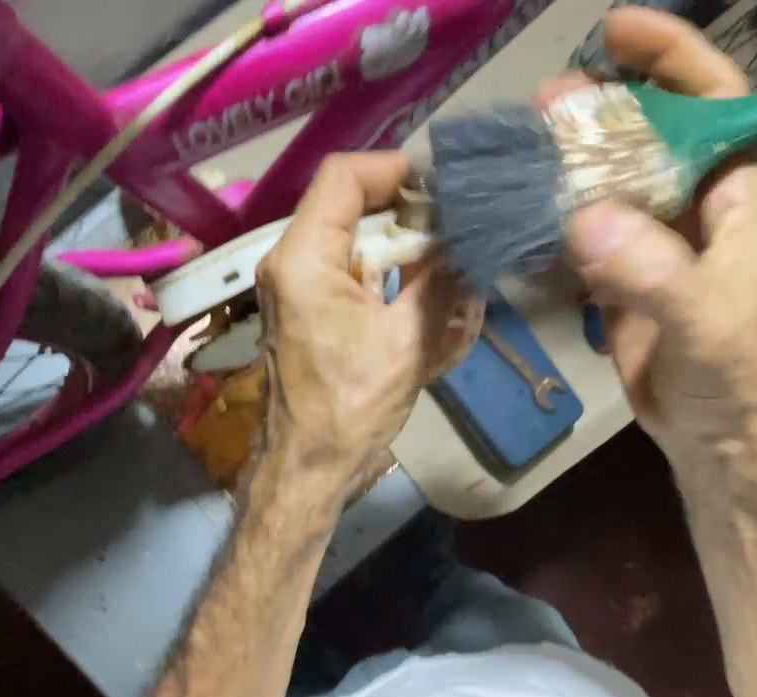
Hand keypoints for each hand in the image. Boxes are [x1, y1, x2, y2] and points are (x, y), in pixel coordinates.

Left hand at [256, 153, 476, 496]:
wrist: (308, 466)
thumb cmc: (352, 407)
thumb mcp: (408, 340)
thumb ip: (440, 280)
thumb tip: (468, 242)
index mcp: (303, 258)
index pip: (343, 176)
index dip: (395, 170)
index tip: (441, 191)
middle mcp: (288, 262)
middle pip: (346, 204)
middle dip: (403, 211)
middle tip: (451, 228)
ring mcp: (292, 288)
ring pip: (349, 238)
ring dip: (396, 245)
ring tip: (442, 260)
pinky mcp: (304, 312)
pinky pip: (345, 271)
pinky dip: (381, 273)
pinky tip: (417, 291)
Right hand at [550, 9, 756, 456]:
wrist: (710, 433)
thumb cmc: (730, 374)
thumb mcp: (703, 320)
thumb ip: (652, 271)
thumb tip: (583, 218)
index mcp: (734, 196)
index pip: (712, 103)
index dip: (671, 57)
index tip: (615, 30)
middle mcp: (693, 207)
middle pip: (646, 136)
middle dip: (599, 112)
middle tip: (543, 104)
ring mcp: (652, 242)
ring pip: (608, 183)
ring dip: (567, 165)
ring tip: (521, 151)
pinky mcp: (620, 277)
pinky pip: (584, 233)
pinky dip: (554, 220)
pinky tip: (523, 211)